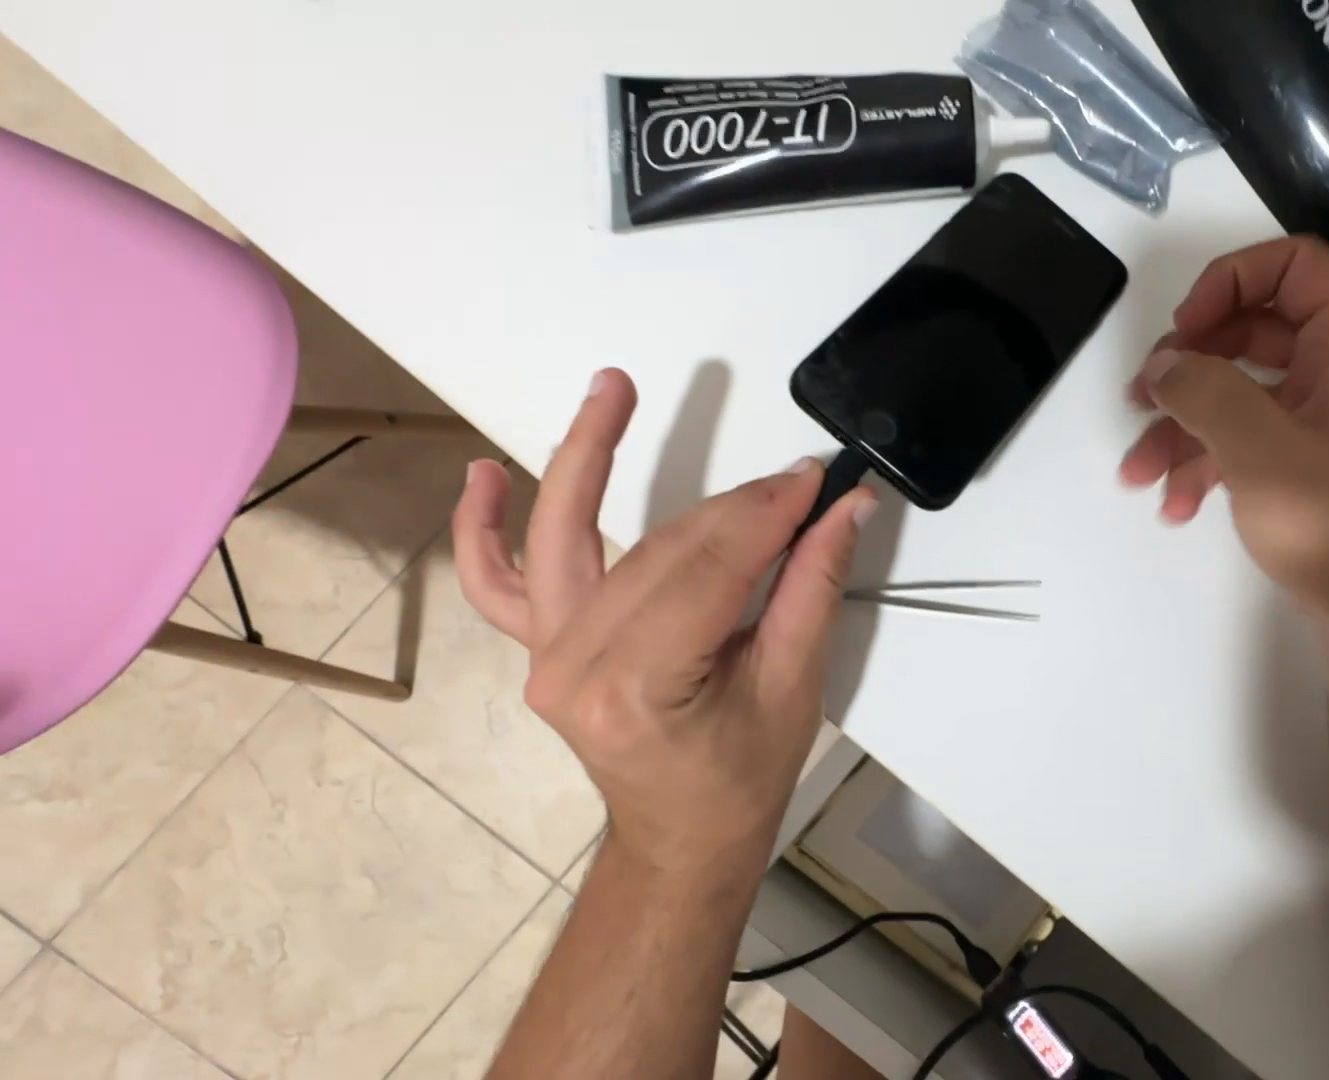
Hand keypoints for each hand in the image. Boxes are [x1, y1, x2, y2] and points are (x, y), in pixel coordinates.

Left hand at [451, 368, 876, 887]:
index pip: (709, 567)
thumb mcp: (795, 684)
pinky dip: (484, 528)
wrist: (684, 836)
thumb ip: (814, 585)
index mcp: (639, 686)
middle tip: (794, 478)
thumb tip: (846, 506)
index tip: (814, 478)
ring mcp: (546, 654)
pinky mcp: (542, 646)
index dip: (769, 514)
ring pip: (571, 537)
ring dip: (585, 456)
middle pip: (660, 548)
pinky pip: (497, 583)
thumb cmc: (744, 776)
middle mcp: (573, 664)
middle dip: (737, 505)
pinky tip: (482, 475)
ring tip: (611, 388)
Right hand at [1121, 237, 1328, 625]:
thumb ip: (1204, 392)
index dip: (1229, 282)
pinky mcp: (1310, 457)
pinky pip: (1249, 436)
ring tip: (1138, 472)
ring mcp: (1327, 415)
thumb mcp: (1260, 450)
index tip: (1182, 332)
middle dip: (1187, 367)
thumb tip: (1163, 365)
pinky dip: (1207, 461)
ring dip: (1182, 427)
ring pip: (1240, 392)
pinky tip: (1176, 503)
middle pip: (1252, 330)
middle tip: (1140, 399)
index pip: (1293, 265)